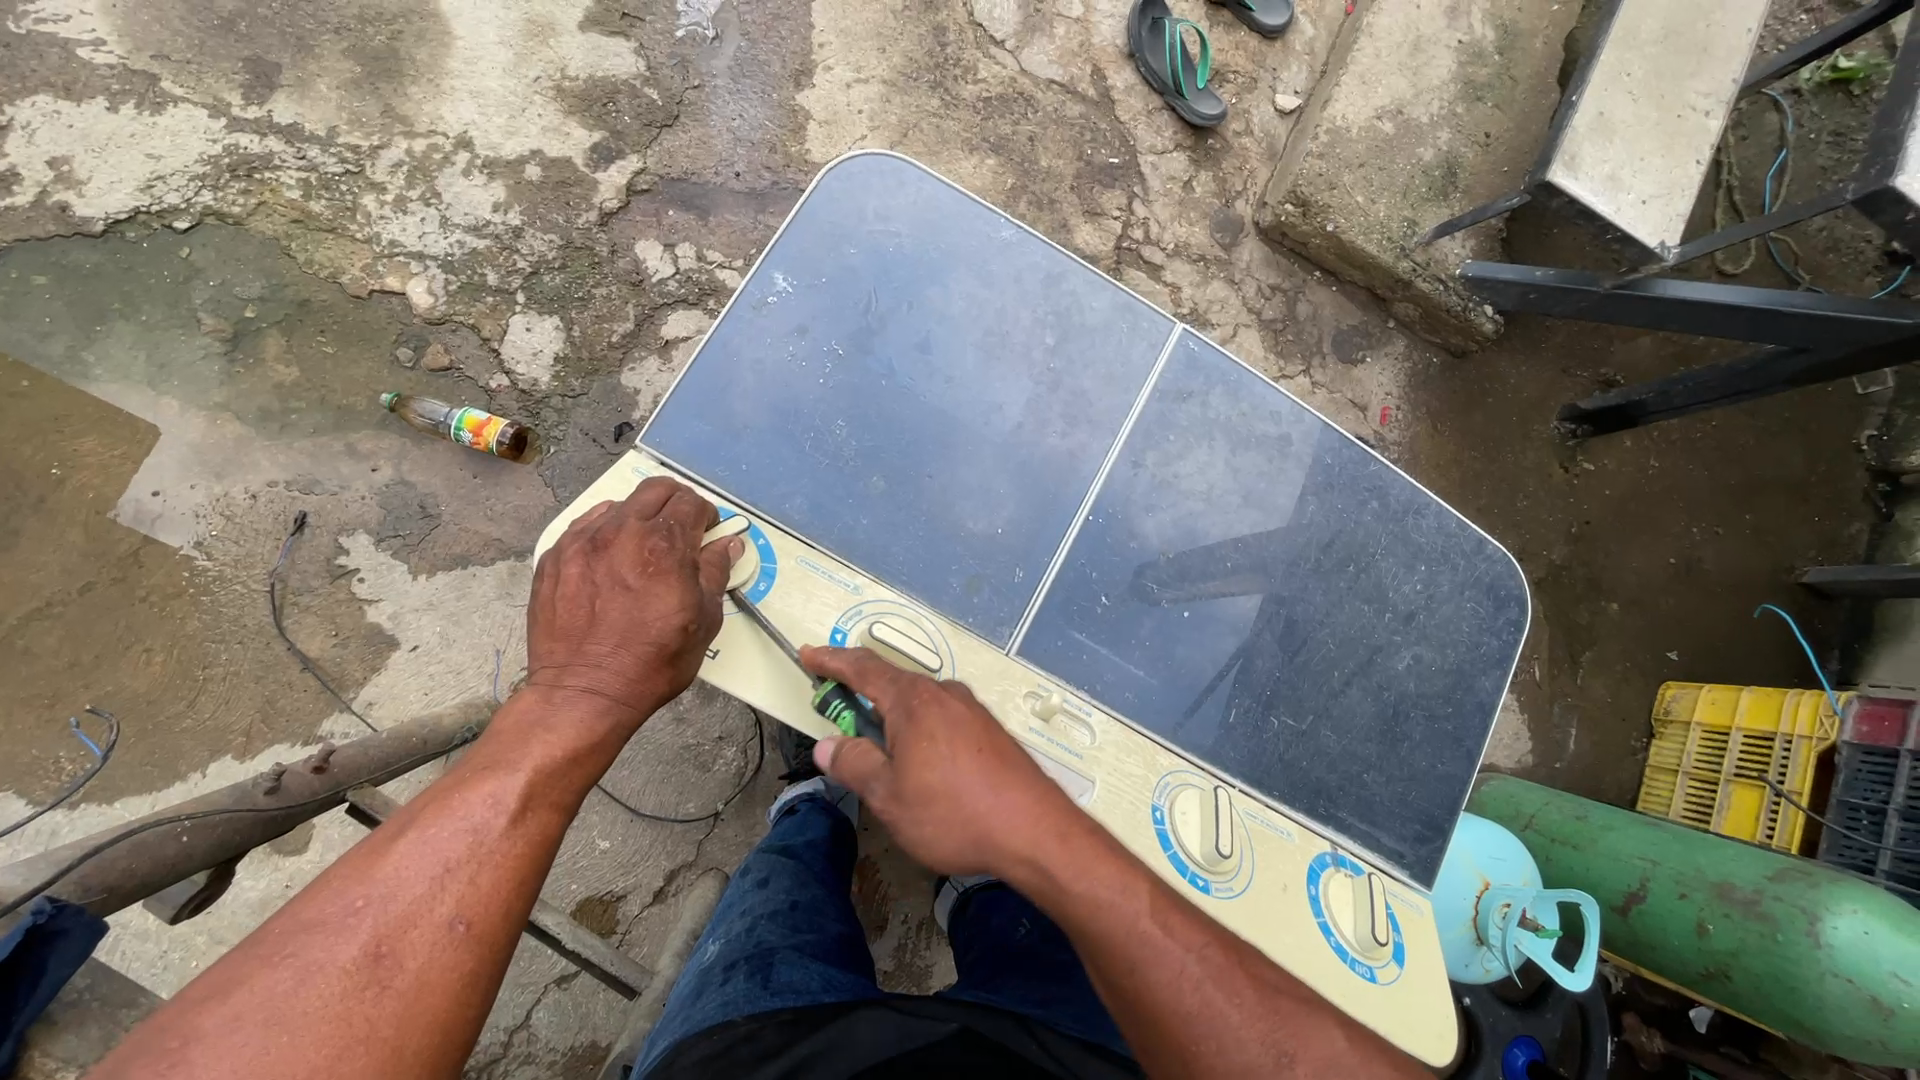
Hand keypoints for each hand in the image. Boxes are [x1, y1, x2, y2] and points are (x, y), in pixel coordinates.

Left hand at [526, 477, 740, 728]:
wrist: (585, 692)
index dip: (706, 515)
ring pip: (620, 505)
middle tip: (681, 531)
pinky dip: (606, 533)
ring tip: (643, 550)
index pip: (692, 502)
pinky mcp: (555, 556)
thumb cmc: (654, 661)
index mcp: (666, 544)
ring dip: (640, 517)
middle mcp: (623, 531)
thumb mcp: (705, 620)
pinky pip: (586, 526)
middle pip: (656, 490)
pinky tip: (611, 561)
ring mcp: (583, 540)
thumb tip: (727, 543)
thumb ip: (716, 572)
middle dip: (676, 504)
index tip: (706, 534)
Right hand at [799, 646, 1079, 878]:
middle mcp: (944, 694)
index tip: (808, 655)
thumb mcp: (889, 796)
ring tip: (879, 747)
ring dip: (893, 716)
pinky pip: (943, 718)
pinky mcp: (990, 731)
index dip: (832, 661)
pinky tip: (922, 763)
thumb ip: (855, 764)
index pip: (863, 668)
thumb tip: (829, 744)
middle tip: (837, 711)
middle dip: (862, 693)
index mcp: (913, 701)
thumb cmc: (953, 813)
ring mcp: (972, 710)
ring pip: (920, 703)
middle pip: (893, 683)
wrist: (1035, 830)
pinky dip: (919, 729)